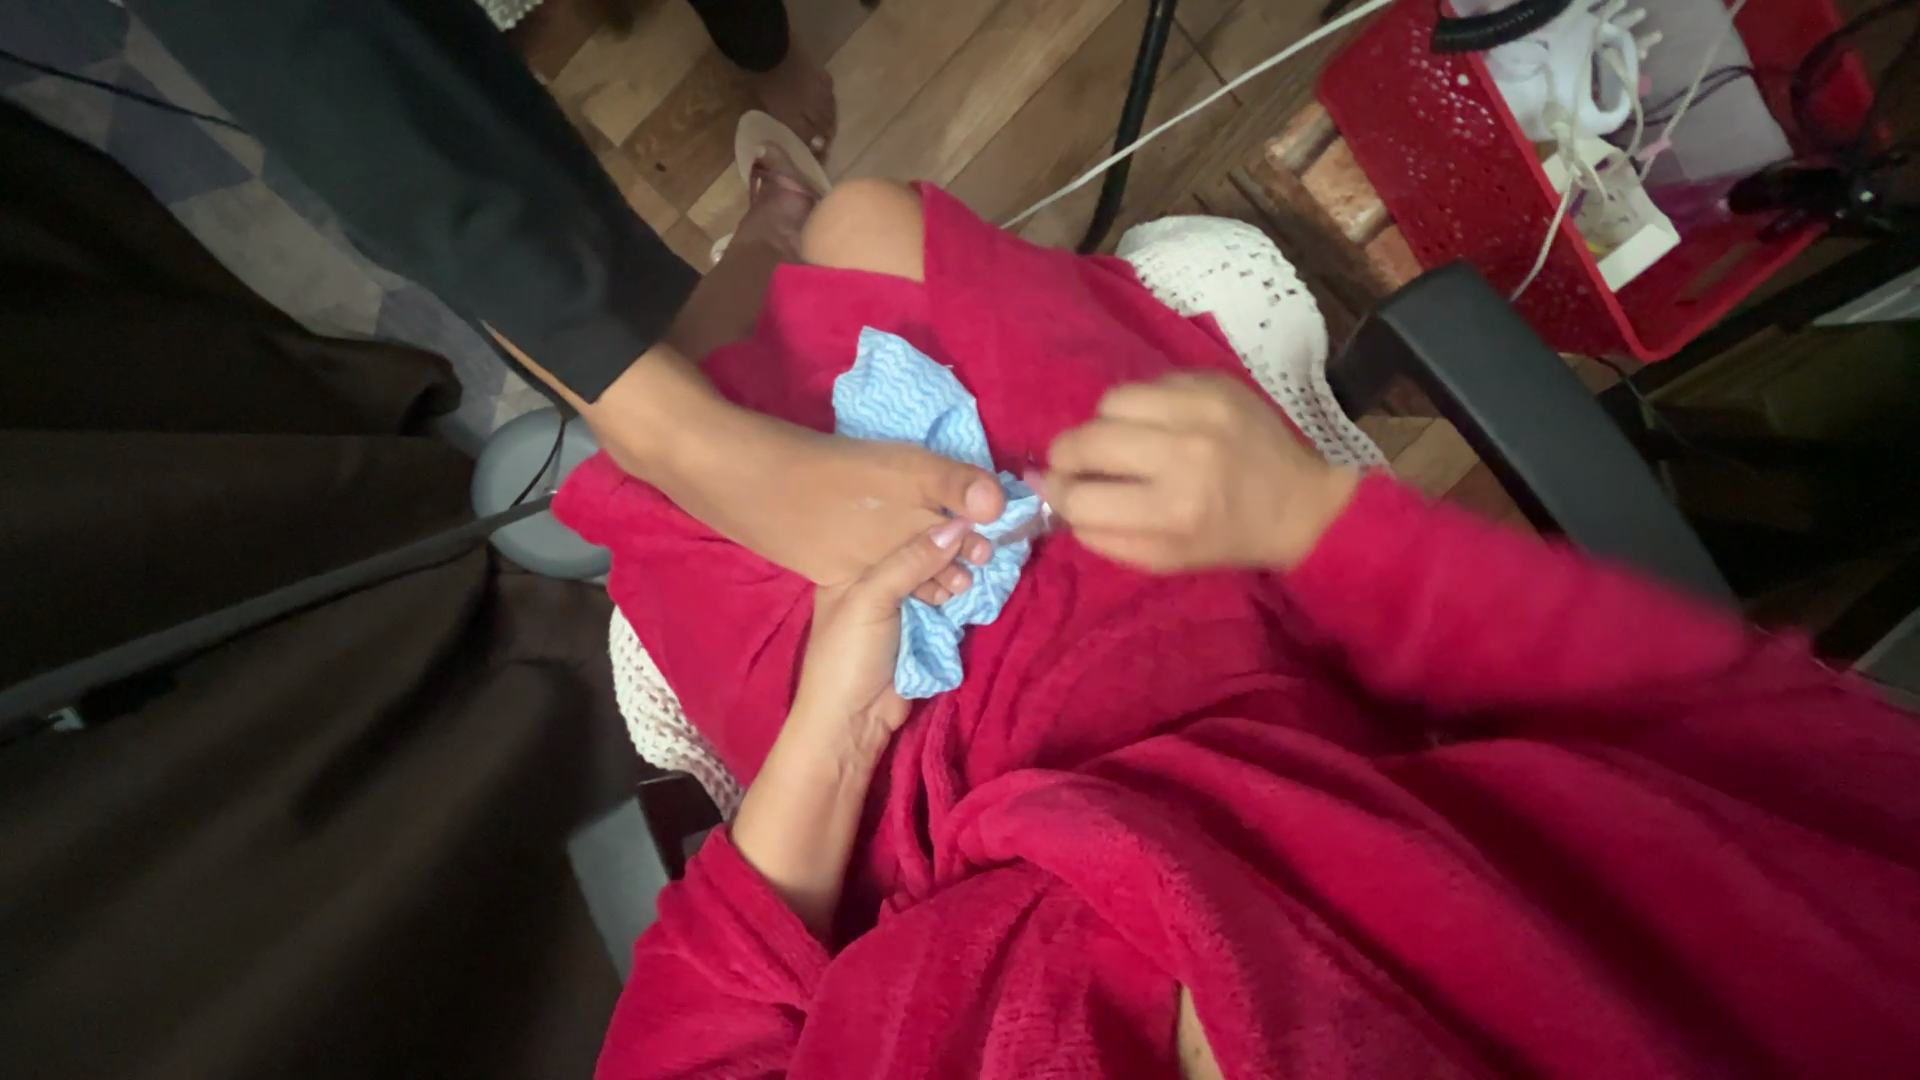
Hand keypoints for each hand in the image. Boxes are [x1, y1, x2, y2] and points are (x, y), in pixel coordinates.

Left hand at [787, 518, 973, 761]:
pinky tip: (977, 590)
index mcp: (852, 568)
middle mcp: (877, 582)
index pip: (895, 533)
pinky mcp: (922, 632)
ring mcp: (901, 608)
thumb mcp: (872, 598)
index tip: (967, 519)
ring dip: (958, 576)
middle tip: (981, 551)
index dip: (930, 524)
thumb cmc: (848, 654)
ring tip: (975, 576)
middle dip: (951, 552)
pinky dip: (961, 599)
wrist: (852, 723)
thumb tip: (959, 524)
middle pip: (921, 555)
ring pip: (938, 579)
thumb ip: (912, 561)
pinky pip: (947, 606)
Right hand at [1043, 374, 1361, 572]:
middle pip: (1087, 440)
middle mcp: (1185, 453)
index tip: (1058, 491)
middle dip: (1066, 455)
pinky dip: (1140, 406)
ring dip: (1103, 424)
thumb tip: (1047, 491)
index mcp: (1174, 509)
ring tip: (1122, 442)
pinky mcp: (1212, 381)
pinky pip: (1146, 384)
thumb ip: (1099, 533)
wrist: (1297, 502)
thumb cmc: (1223, 538)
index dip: (1057, 494)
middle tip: (1073, 464)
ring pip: (1110, 402)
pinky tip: (1158, 425)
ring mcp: (1201, 408)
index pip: (1080, 497)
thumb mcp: (1161, 559)